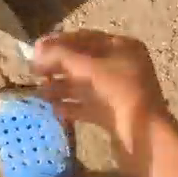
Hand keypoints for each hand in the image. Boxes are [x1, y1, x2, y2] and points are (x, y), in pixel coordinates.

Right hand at [32, 31, 174, 176]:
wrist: (144, 138)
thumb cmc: (119, 94)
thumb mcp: (88, 69)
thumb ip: (60, 56)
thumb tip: (37, 50)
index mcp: (123, 48)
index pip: (85, 37)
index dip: (59, 42)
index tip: (35, 50)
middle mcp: (123, 66)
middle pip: (83, 61)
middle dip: (58, 66)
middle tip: (33, 71)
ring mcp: (119, 92)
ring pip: (84, 85)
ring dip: (61, 86)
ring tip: (39, 92)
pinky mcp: (114, 115)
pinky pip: (87, 105)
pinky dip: (70, 105)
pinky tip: (53, 108)